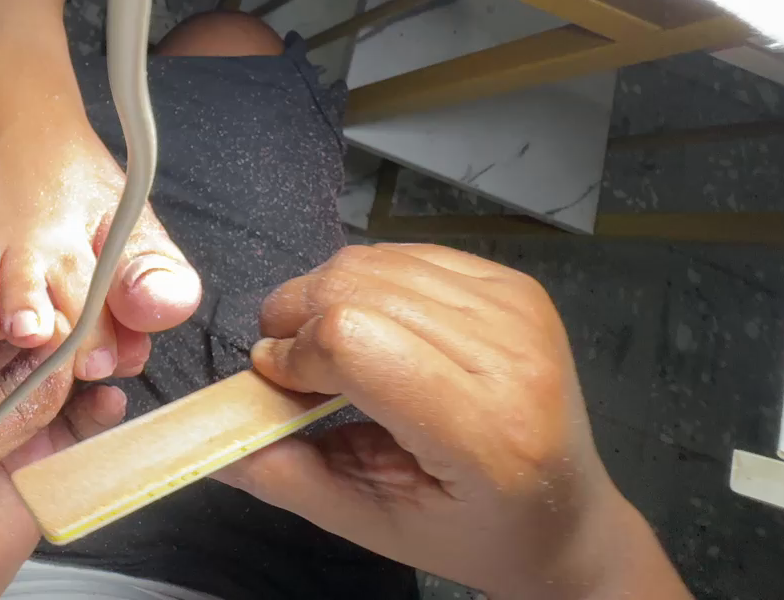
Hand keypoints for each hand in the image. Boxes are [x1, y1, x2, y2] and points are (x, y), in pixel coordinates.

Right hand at [0, 22, 200, 377]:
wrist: (7, 109)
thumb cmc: (70, 169)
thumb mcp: (126, 210)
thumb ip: (150, 268)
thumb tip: (164, 313)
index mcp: (71, 245)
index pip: (85, 337)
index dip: (99, 351)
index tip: (104, 344)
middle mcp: (16, 251)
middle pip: (31, 337)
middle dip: (54, 343)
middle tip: (60, 319)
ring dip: (3, 330)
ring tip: (22, 305)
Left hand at [0, 335, 126, 599]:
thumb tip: (57, 360)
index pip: (0, 330)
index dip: (41, 318)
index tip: (84, 308)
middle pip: (37, 358)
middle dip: (75, 345)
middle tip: (114, 337)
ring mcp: (8, 436)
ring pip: (61, 396)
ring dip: (91, 380)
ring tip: (122, 365)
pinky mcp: (31, 479)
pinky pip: (69, 445)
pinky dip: (95, 424)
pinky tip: (112, 408)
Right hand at [219, 244, 689, 599]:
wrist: (574, 517)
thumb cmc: (469, 531)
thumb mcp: (374, 525)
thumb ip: (288, 478)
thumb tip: (209, 444)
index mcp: (483, 433)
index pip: (352, 342)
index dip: (294, 352)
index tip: (276, 377)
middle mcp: (509, 357)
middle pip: (350, 289)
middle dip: (294, 316)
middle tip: (288, 356)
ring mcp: (515, 310)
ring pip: (366, 262)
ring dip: (321, 294)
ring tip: (323, 337)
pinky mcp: (511, 284)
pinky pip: (397, 252)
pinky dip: (360, 279)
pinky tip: (369, 319)